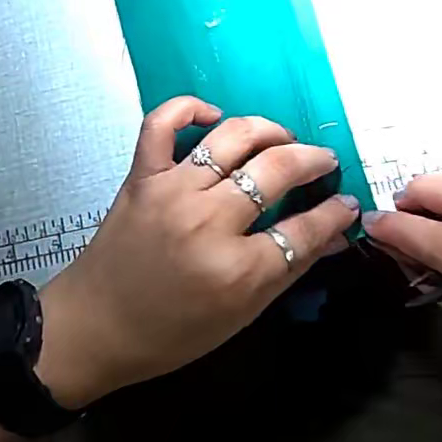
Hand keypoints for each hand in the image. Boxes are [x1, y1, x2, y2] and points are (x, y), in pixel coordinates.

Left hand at [32, 97, 359, 408]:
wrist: (94, 328)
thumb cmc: (172, 333)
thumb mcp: (242, 313)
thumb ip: (292, 268)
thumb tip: (337, 233)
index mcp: (237, 269)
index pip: (304, 228)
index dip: (335, 212)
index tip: (347, 201)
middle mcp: (208, 221)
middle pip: (278, 171)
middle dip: (314, 161)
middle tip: (325, 163)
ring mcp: (172, 191)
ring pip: (234, 138)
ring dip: (270, 130)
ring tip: (284, 140)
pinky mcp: (141, 176)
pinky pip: (162, 123)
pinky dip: (189, 108)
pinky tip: (214, 117)